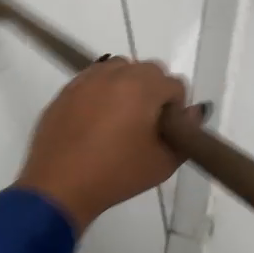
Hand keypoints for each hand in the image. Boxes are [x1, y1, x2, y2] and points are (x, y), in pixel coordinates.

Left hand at [15, 58, 194, 234]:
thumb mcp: (163, 161)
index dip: (176, 107)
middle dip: (153, 91)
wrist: (60, 183)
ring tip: (122, 120)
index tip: (168, 130)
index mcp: (140, 86)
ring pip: (116, 69)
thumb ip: (186, 132)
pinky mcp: (64, 91)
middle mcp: (111, 74)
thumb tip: (193, 112)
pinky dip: (100, 92)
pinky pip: (91, 81)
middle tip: (147, 124)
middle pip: (145, 70)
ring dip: (126, 86)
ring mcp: (84, 80)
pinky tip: (96, 122)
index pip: (174, 83)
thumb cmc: (117, 173)